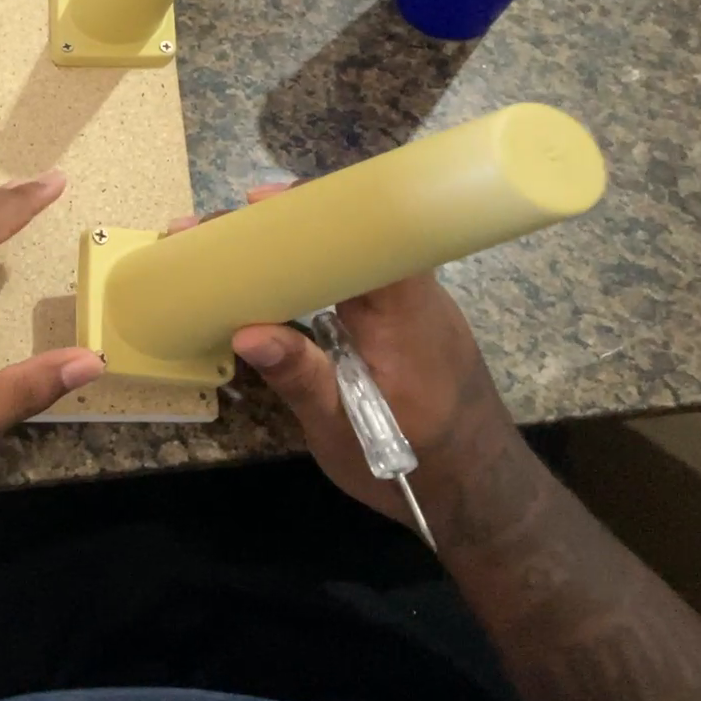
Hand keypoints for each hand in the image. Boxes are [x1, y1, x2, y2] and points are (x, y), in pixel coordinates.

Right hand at [179, 183, 518, 531]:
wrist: (483, 496)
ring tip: (230, 252)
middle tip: (216, 231)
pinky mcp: (402, 325)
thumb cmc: (419, 464)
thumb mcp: (346, 430)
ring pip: (349, 257)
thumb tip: (245, 334)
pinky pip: (353, 280)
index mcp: (405, 311)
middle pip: (348, 236)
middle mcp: (412, 296)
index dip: (312, 209)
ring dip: (292, 249)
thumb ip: (300, 379)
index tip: (257, 203)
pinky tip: (272, 287)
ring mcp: (409, 309)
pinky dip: (310, 273)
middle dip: (280, 226)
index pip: (366, 232)